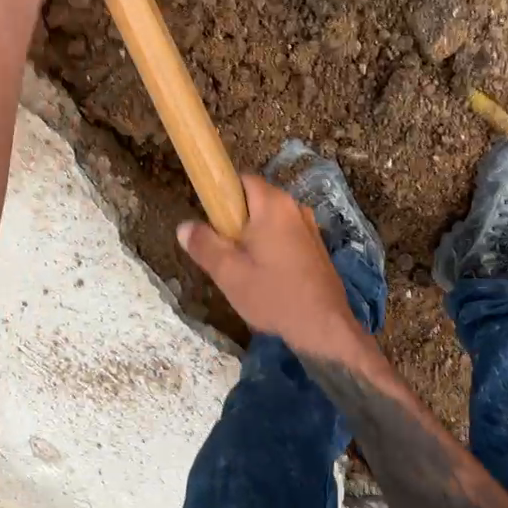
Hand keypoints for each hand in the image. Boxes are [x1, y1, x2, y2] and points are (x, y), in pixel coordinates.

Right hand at [177, 175, 364, 356]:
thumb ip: (204, 245)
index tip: (210, 221)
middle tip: (224, 251)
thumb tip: (184, 227)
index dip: (221, 196)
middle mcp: (294, 207)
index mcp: (272, 204)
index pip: (240, 179)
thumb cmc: (274, 295)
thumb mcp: (229, 273)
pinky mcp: (317, 247)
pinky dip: (271, 247)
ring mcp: (309, 227)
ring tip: (243, 268)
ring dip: (254, 237)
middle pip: (255, 200)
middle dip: (235, 221)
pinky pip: (285, 235)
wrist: (324, 327)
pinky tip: (267, 277)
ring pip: (270, 220)